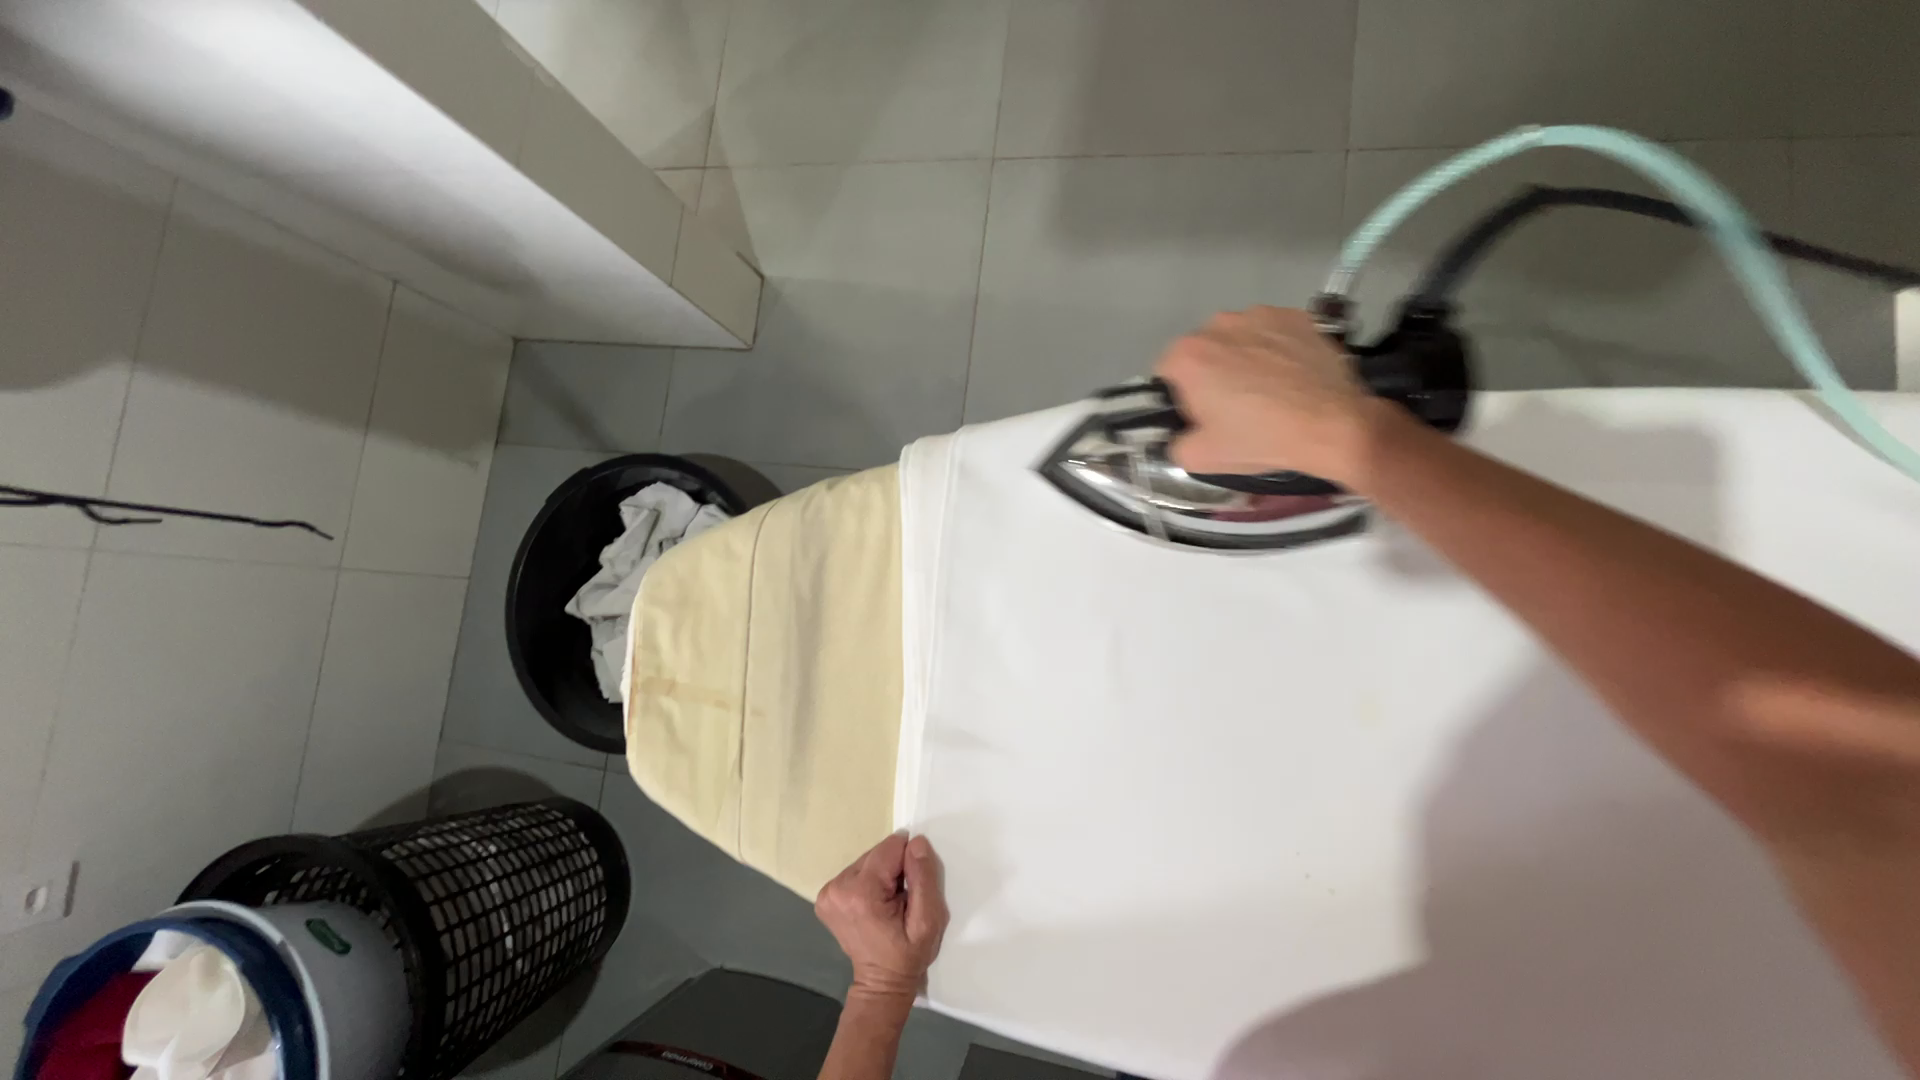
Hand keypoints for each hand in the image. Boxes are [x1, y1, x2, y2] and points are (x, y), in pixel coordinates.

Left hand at [815, 833, 948, 1000]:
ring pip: (867, 861)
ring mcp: (828, 892)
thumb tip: (916, 842)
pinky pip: (857, 872)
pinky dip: (869, 882)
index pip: (891, 848)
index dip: (908, 864)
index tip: (910, 890)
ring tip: (888, 904)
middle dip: (894, 870)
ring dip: (882, 876)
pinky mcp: (825, 896)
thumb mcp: (928, 920)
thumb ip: (923, 877)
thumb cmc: (908, 955)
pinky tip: (874, 905)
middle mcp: (837, 887)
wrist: (881, 983)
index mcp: (861, 893)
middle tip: (900, 900)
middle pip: (877, 853)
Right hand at [1155, 306, 1388, 487]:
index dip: (1180, 395)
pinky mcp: (1297, 315)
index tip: (1201, 413)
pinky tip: (1291, 374)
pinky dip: (1275, 348)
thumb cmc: (1261, 440)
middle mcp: (1218, 324)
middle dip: (1211, 371)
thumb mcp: (1201, 458)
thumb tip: (1181, 434)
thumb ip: (1175, 442)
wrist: (1334, 426)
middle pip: (1202, 350)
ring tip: (1268, 388)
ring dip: (1243, 357)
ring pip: (1238, 338)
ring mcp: (1261, 315)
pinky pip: (1273, 332)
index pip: (1166, 371)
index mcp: (1188, 356)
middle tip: (1235, 404)